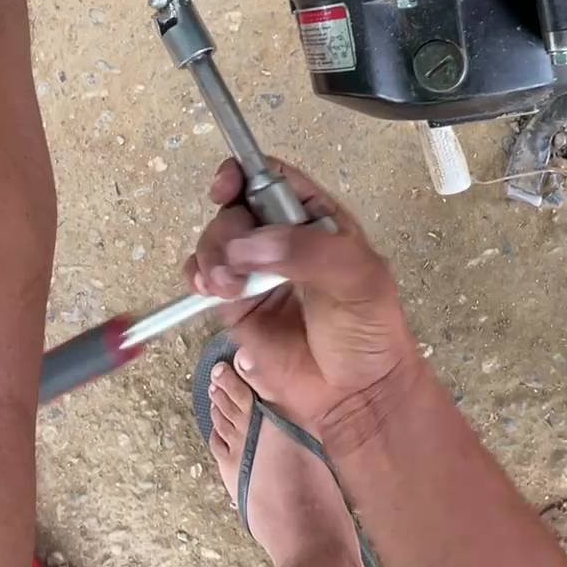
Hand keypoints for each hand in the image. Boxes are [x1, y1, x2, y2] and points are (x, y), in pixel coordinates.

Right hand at [183, 158, 419, 444]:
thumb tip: (248, 245)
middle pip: (234, 207)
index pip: (270, 178)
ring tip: (226, 286)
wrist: (356, 394)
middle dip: (227, 227)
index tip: (225, 188)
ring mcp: (254, 269)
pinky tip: (210, 290)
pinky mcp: (235, 303)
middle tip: (236, 262)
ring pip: (214, 239)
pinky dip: (197, 276)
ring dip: (210, 255)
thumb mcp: (358, 276)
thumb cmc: (368, 327)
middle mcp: (280, 236)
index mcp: (313, 216)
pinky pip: (202, 277)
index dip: (243, 173)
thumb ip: (310, 251)